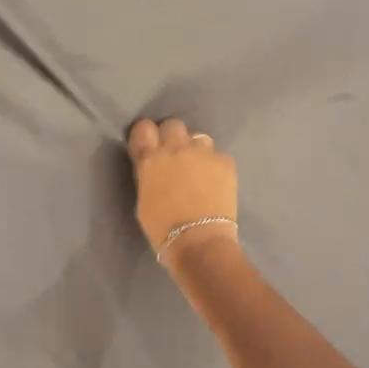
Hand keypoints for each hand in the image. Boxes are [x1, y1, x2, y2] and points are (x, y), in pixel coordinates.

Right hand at [127, 118, 238, 262]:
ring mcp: (203, 153)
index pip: (143, 129)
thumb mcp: (144, 202)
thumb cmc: (163, 231)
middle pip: (173, 125)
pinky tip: (215, 183)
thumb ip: (148, 178)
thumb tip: (155, 171)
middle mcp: (176, 149)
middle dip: (172, 137)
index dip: (146, 136)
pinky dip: (215, 166)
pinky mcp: (225, 162)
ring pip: (198, 137)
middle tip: (175, 158)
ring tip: (198, 170)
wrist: (199, 242)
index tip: (149, 145)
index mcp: (150, 161)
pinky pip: (218, 156)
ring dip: (195, 149)